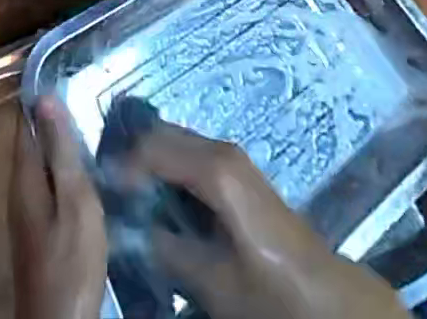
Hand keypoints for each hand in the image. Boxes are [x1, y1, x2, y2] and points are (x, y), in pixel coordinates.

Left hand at [10, 96, 107, 318]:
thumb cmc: (70, 258)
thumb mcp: (74, 199)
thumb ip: (61, 150)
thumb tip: (44, 97)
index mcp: (24, 176)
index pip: (24, 121)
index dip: (40, 95)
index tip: (64, 70)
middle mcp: (19, 188)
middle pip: (33, 140)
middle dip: (53, 115)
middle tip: (88, 90)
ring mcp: (28, 211)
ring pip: (43, 161)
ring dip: (61, 141)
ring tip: (94, 121)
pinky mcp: (40, 227)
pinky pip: (50, 181)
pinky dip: (65, 165)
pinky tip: (89, 166)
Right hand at [126, 123, 407, 318]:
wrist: (323, 293)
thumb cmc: (269, 289)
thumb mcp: (211, 281)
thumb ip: (164, 250)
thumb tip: (124, 228)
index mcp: (216, 169)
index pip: (151, 147)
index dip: (122, 167)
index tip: (103, 195)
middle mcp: (221, 149)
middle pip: (161, 135)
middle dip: (132, 158)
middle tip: (111, 195)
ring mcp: (230, 155)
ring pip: (174, 141)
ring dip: (148, 162)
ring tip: (129, 199)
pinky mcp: (234, 168)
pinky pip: (187, 153)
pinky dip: (166, 167)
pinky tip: (158, 200)